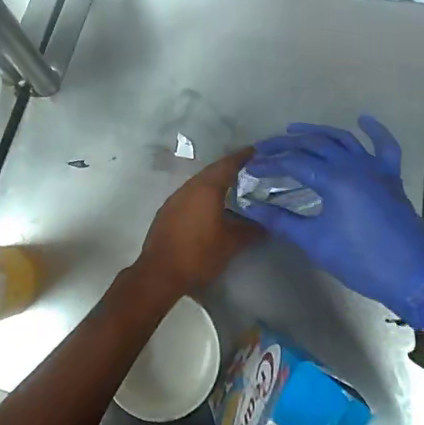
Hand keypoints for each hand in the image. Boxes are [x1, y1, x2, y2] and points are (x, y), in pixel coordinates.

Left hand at [135, 148, 263, 296]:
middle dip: (228, 168)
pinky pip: (189, 195)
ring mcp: (174, 200)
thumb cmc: (198, 254)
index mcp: (206, 189)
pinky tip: (210, 206)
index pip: (226, 165)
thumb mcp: (230, 244)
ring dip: (214, 182)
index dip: (241, 157)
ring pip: (198, 184)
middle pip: (211, 172)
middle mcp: (188, 188)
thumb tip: (264, 225)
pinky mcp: (166, 212)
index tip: (254, 151)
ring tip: (231, 187)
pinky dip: (202, 195)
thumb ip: (249, 231)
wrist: (159, 273)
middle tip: (246, 169)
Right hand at [239, 117, 423, 330]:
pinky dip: (375, 131)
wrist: (411, 274)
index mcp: (334, 180)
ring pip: (343, 139)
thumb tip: (249, 208)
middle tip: (263, 148)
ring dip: (317, 132)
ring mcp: (376, 168)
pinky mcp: (392, 176)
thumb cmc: (358, 261)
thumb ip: (280, 221)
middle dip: (285, 144)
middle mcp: (354, 165)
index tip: (250, 168)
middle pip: (314, 144)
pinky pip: (385, 146)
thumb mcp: (314, 242)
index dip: (270, 164)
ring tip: (293, 129)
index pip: (293, 163)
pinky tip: (363, 119)